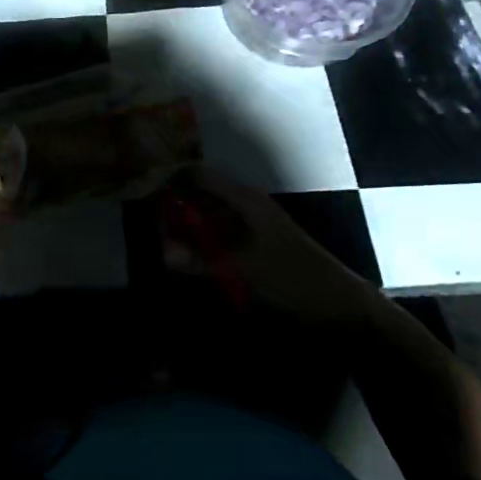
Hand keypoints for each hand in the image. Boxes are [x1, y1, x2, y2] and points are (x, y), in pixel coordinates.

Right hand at [157, 168, 381, 324]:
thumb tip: (160, 253)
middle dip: (171, 203)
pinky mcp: (252, 244)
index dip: (169, 178)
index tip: (140, 190)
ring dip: (183, 224)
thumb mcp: (244, 270)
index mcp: (244, 200)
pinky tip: (181, 254)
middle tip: (141, 218)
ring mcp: (250, 224)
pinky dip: (197, 240)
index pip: (198, 175)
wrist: (340, 305)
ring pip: (206, 214)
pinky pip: (216, 234)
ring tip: (154, 236)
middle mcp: (245, 205)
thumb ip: (200, 261)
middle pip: (199, 193)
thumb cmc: (294, 277)